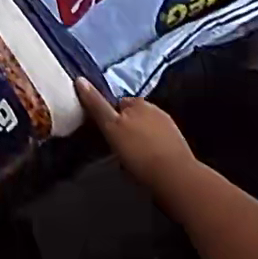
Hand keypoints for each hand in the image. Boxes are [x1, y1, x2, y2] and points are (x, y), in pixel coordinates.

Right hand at [75, 76, 201, 197]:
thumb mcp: (112, 127)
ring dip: (139, 140)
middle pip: (133, 116)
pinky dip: (151, 151)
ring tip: (133, 161)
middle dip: (126, 129)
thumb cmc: (140, 152)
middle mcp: (154, 109)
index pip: (118, 103)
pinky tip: (148, 166)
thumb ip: (96, 105)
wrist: (177, 178)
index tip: (107, 134)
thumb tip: (80, 79)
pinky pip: (158, 144)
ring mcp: (169, 127)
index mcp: (138, 103)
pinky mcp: (178, 145)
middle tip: (118, 150)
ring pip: (146, 131)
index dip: (110, 117)